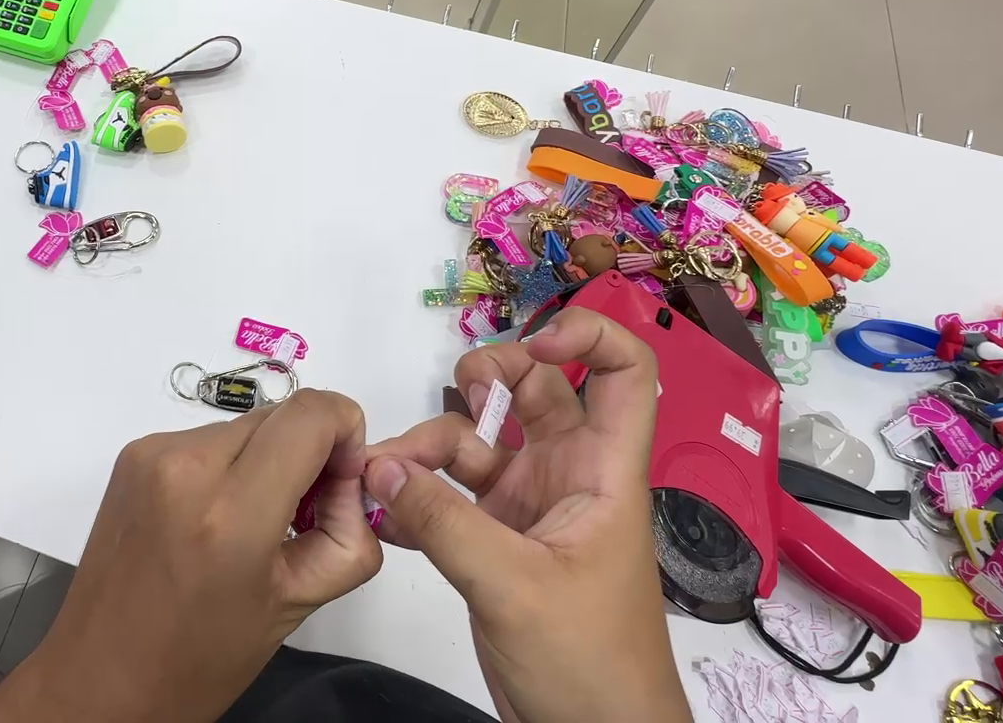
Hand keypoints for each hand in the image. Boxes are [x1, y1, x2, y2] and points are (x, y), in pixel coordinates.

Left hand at [0, 390, 381, 722]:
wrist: (100, 677)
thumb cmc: (200, 657)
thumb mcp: (298, 604)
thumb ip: (348, 533)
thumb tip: (351, 477)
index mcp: (231, 511)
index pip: (312, 414)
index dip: (346, 431)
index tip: (341, 480)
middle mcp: (185, 464)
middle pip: (281, 416)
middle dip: (309, 451)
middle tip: (302, 512)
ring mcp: (153, 452)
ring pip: (246, 425)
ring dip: (267, 458)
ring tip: (254, 522)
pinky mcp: (134, 452)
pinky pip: (208, 436)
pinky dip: (228, 463)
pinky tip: (214, 516)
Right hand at [363, 309, 690, 722]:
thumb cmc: (588, 664)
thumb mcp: (513, 587)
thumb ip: (441, 521)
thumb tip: (377, 466)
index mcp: (601, 469)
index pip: (625, 374)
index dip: (588, 337)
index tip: (536, 344)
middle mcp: (566, 470)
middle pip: (531, 388)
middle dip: (484, 379)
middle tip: (451, 399)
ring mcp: (528, 499)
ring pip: (476, 438)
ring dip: (428, 447)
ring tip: (383, 476)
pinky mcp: (495, 532)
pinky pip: (449, 489)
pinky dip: (417, 492)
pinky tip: (387, 513)